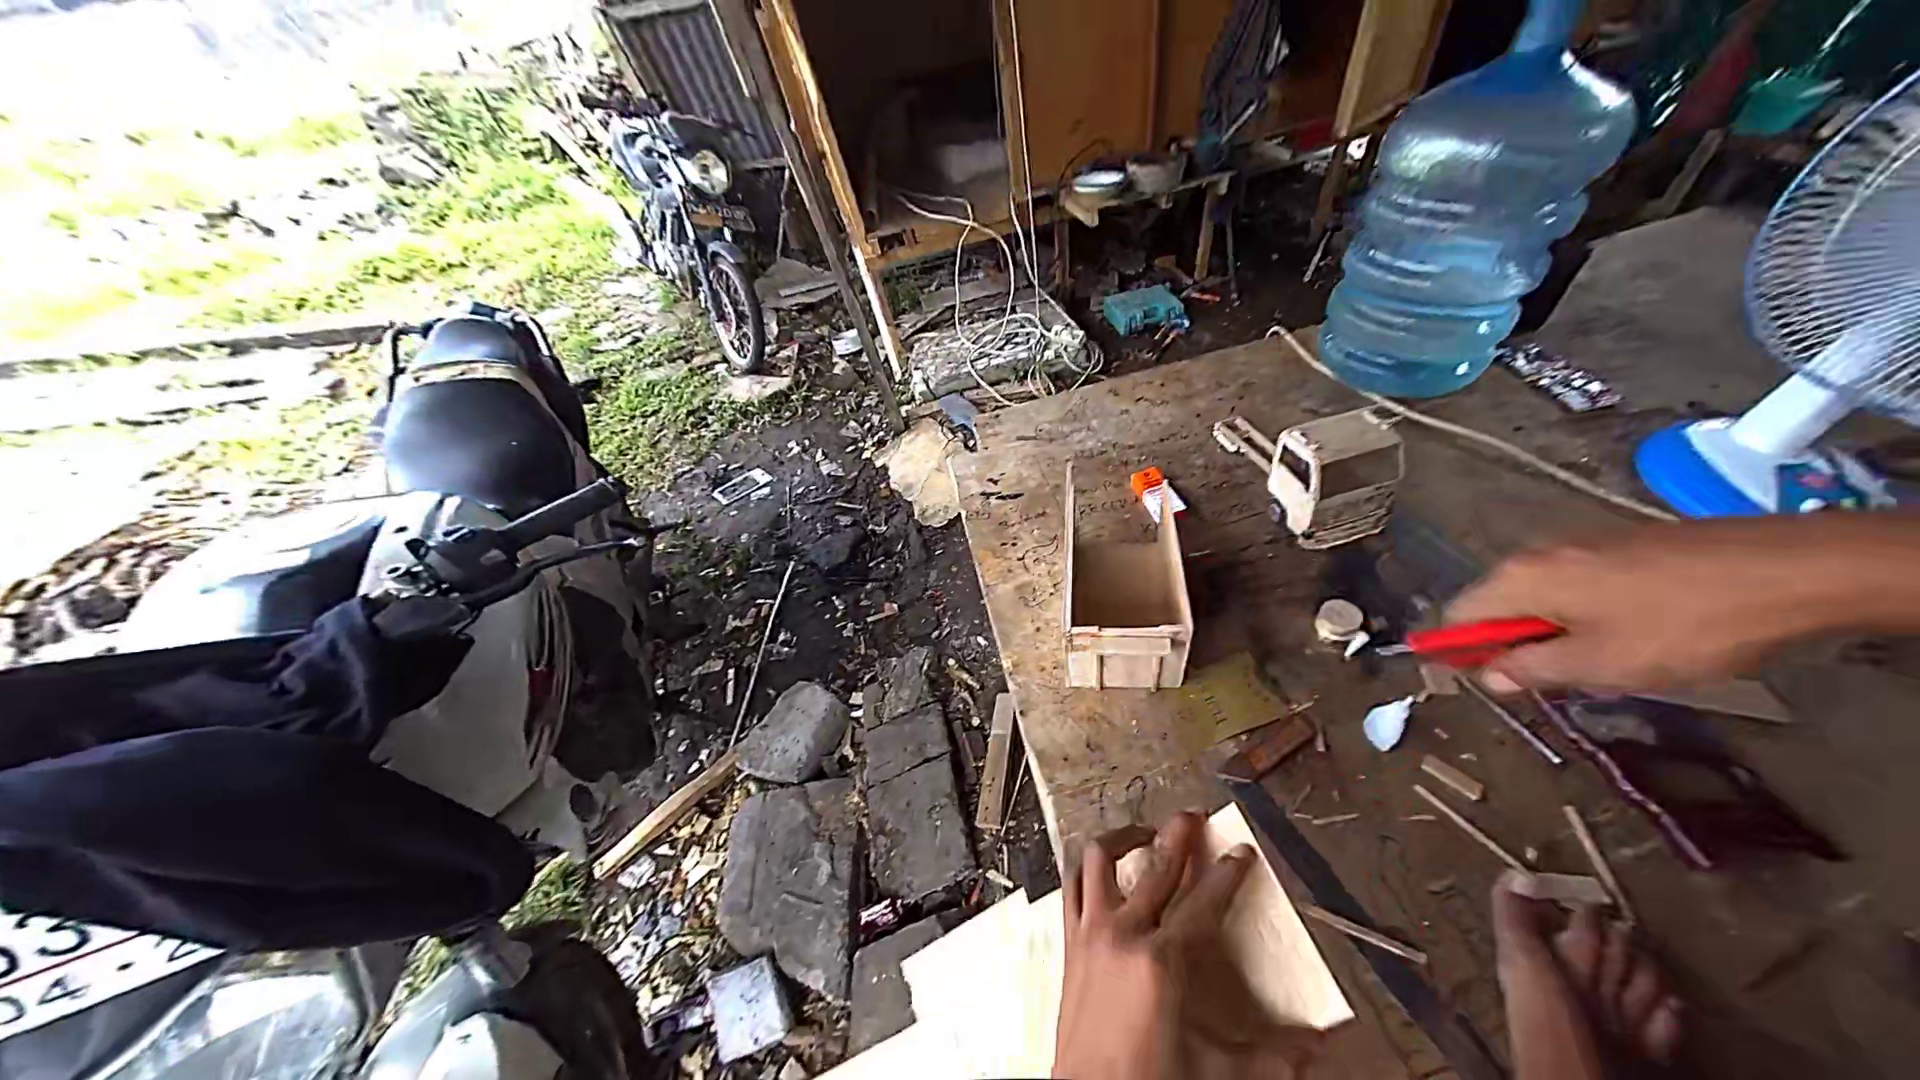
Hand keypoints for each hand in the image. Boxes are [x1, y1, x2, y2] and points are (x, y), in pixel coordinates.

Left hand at [1053, 811, 1253, 1079]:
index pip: (1203, 903)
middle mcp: (1122, 933)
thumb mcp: (1217, 1072)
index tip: (1240, 853)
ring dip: (1121, 839)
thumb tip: (1318, 1050)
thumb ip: (1271, 1059)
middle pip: (1153, 867)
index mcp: (1161, 960)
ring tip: (1141, 832)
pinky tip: (1101, 871)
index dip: (1226, 875)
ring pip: (1100, 862)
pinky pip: (1073, 889)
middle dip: (1177, 837)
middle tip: (1191, 817)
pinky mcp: (1071, 943)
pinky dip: (1088, 870)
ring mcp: (1090, 933)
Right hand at [1446, 516, 1919, 691]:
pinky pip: (1575, 585)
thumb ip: (1532, 670)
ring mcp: (1578, 545)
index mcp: (1519, 579)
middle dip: (1516, 643)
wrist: (1794, 569)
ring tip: (1609, 660)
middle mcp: (1535, 555)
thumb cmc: (1683, 624)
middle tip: (1561, 678)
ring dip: (1554, 631)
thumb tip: (1488, 675)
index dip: (1459, 651)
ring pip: (1539, 597)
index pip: (1457, 616)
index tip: (1482, 679)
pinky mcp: (1617, 544)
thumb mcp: (1601, 663)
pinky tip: (1637, 632)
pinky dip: (1585, 613)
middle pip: (1496, 605)